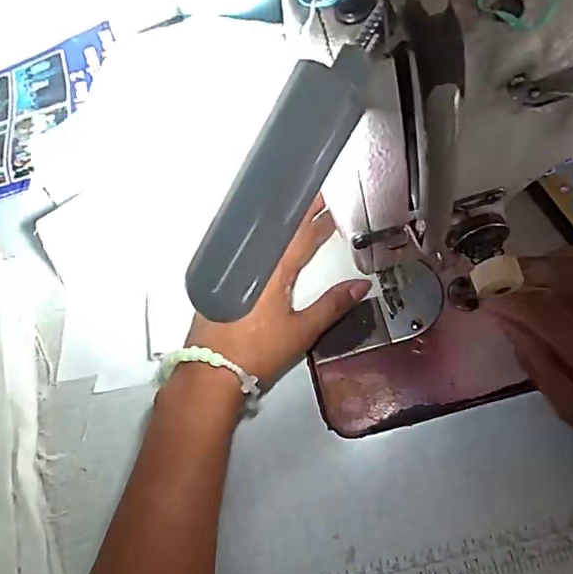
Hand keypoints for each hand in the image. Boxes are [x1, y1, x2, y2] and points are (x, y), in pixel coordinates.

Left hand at [185, 195, 369, 385]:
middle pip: (278, 231)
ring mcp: (230, 271)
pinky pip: (244, 250)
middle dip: (299, 216)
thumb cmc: (255, 352)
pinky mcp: (219, 281)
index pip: (300, 237)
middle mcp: (250, 265)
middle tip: (315, 202)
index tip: (331, 207)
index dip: (318, 222)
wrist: (212, 372)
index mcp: (272, 272)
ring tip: (295, 218)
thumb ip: (332, 305)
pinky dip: (261, 241)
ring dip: (280, 228)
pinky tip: (267, 243)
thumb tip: (359, 287)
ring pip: (260, 239)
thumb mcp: (302, 331)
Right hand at [484, 247, 572, 496]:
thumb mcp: (571, 408)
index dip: (506, 299)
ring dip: (561, 258)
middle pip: (567, 270)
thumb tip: (506, 320)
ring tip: (537, 274)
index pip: (540, 309)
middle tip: (502, 278)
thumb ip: (536, 359)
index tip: (483, 296)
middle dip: (527, 269)